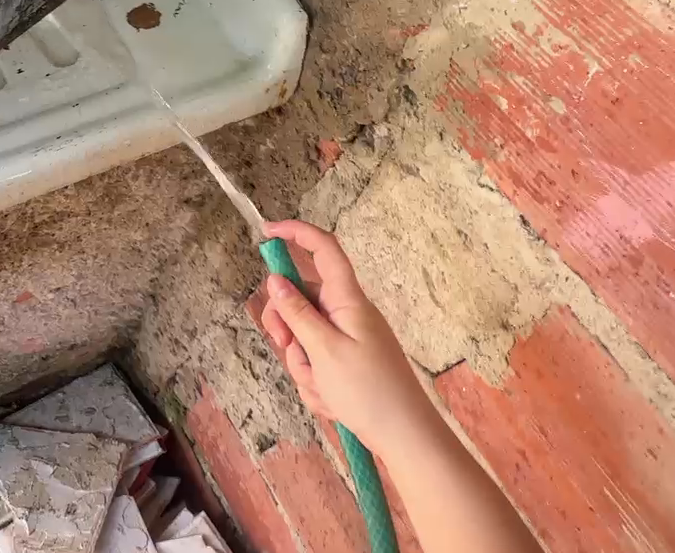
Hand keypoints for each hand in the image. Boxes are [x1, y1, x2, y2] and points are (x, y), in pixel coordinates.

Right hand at [257, 219, 442, 454]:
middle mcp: (346, 311)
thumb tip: (274, 279)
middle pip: (300, 297)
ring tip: (319, 386)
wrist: (408, 441)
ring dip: (301, 360)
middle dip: (285, 323)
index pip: (323, 249)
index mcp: (347, 299)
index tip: (266, 232)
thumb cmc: (369, 391)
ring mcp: (346, 337)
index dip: (296, 233)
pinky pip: (314, 358)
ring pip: (303, 332)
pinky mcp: (346, 360)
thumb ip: (296, 313)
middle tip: (284, 345)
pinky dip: (313, 377)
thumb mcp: (324, 351)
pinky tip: (328, 399)